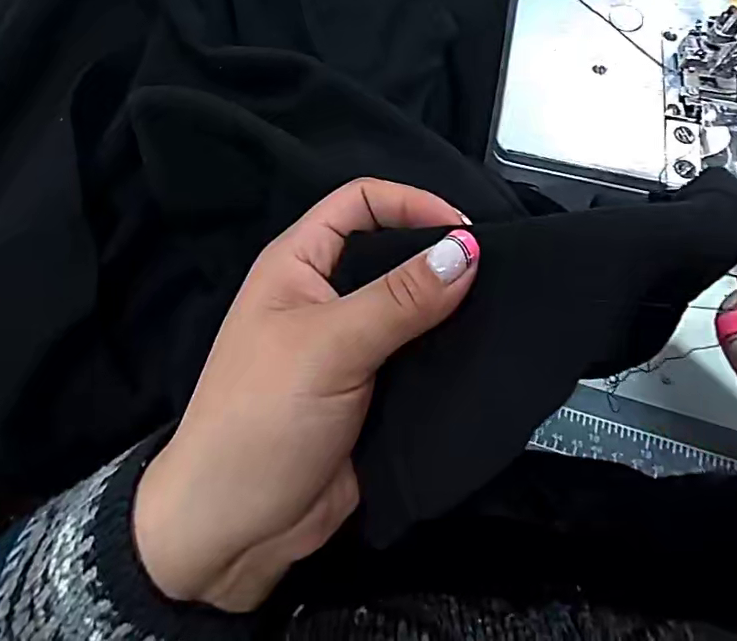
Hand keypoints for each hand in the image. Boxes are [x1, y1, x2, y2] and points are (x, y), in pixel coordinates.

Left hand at [133, 178, 479, 610]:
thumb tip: (466, 249)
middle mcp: (328, 293)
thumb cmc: (261, 419)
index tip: (464, 229)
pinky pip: (421, 352)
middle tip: (495, 267)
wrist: (234, 536)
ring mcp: (353, 341)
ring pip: (413, 303)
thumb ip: (399, 298)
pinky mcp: (376, 386)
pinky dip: (451, 347)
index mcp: (300, 262)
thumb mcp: (329, 347)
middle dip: (439, 252)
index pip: (360, 202)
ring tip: (502, 303)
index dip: (410, 202)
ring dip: (451, 303)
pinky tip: (486, 346)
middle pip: (392, 249)